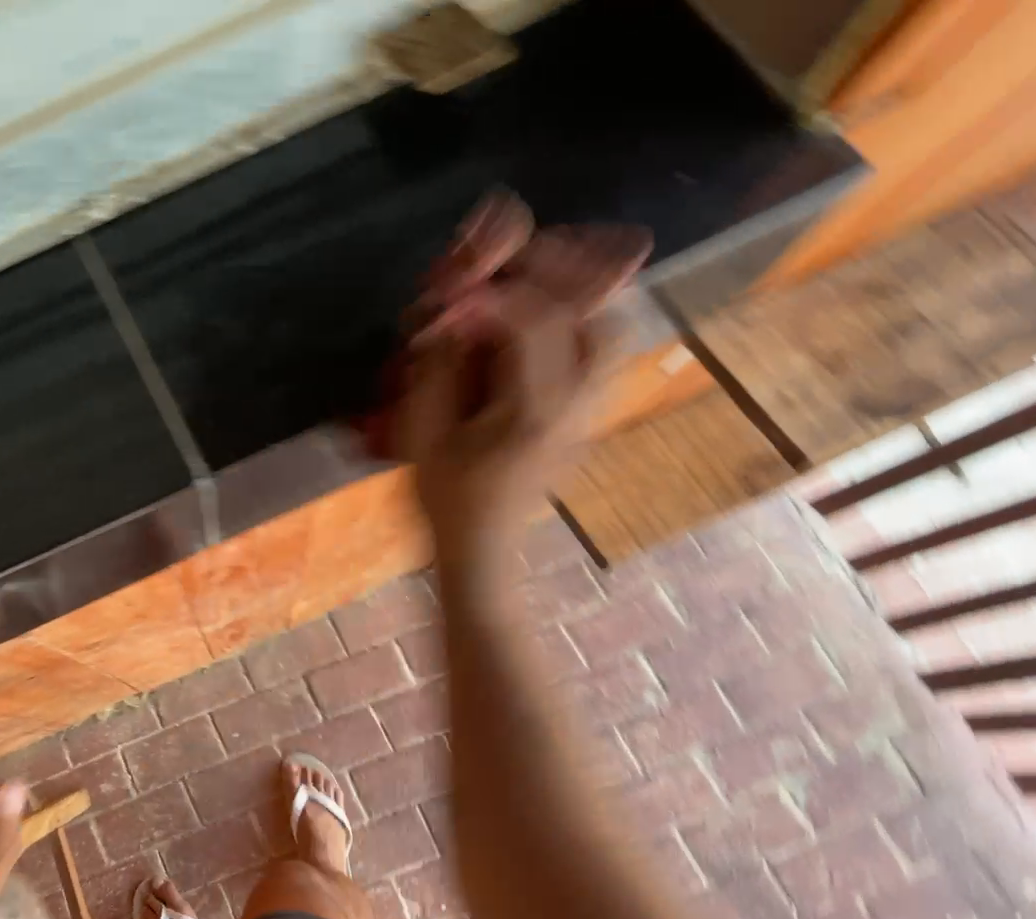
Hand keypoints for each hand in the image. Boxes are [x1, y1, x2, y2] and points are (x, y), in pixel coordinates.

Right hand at [392, 193, 649, 551]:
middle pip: (596, 315)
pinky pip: (602, 353)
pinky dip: (584, 321)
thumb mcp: (425, 436)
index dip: (498, 291)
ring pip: (611, 331)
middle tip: (527, 252)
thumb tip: (450, 318)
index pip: (533, 323)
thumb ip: (438, 371)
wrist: (483, 548)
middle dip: (563, 272)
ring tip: (545, 276)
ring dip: (582, 293)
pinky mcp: (585, 418)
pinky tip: (549, 317)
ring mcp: (588, 411)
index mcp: (533, 409)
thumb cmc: (446, 498)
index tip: (463, 286)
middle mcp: (575, 403)